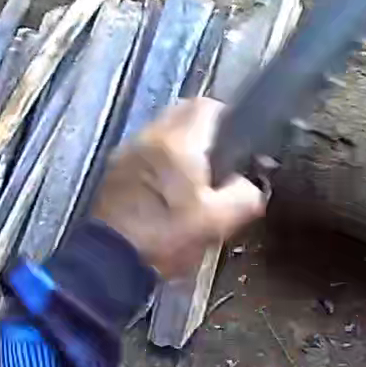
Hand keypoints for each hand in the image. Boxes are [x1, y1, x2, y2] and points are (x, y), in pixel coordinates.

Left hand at [91, 98, 265, 278]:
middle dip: (206, 129)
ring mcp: (129, 151)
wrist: (112, 260)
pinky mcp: (116, 169)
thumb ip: (246, 196)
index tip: (238, 142)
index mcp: (179, 142)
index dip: (229, 117)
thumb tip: (254, 186)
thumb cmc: (166, 237)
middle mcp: (151, 136)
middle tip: (220, 158)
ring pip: (163, 130)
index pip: (208, 106)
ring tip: (196, 175)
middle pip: (184, 112)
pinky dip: (162, 158)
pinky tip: (170, 188)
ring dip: (182, 143)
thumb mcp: (218, 222)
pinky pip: (147, 149)